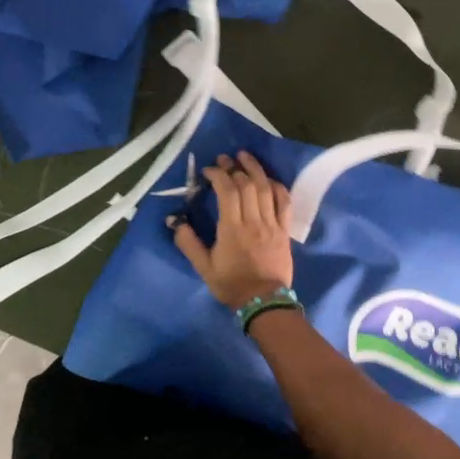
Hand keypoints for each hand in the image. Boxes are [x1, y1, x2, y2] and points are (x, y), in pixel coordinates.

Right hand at [172, 152, 294, 309]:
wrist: (263, 302)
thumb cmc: (231, 285)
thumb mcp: (203, 267)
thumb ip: (188, 242)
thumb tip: (175, 221)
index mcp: (231, 228)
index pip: (227, 191)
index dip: (218, 175)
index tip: (209, 171)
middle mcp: (253, 221)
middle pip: (246, 185)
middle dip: (235, 167)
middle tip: (225, 159)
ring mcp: (272, 224)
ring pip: (265, 188)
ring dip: (255, 169)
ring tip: (246, 156)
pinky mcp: (284, 231)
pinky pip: (284, 202)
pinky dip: (277, 187)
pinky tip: (269, 179)